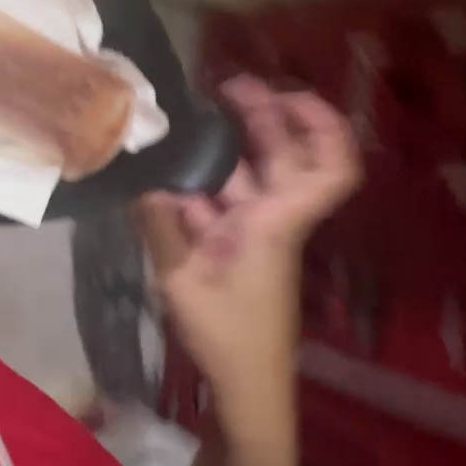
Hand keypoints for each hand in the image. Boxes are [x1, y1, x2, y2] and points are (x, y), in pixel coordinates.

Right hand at [137, 78, 360, 413]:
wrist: (245, 383)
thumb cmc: (227, 333)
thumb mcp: (182, 279)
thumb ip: (158, 225)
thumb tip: (136, 179)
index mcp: (276, 222)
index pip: (329, 169)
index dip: (320, 125)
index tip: (284, 93)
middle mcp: (271, 216)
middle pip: (283, 156)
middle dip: (260, 114)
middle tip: (222, 83)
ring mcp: (252, 229)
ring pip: (244, 174)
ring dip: (219, 145)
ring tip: (179, 117)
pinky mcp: (231, 242)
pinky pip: (215, 199)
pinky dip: (193, 181)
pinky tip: (159, 171)